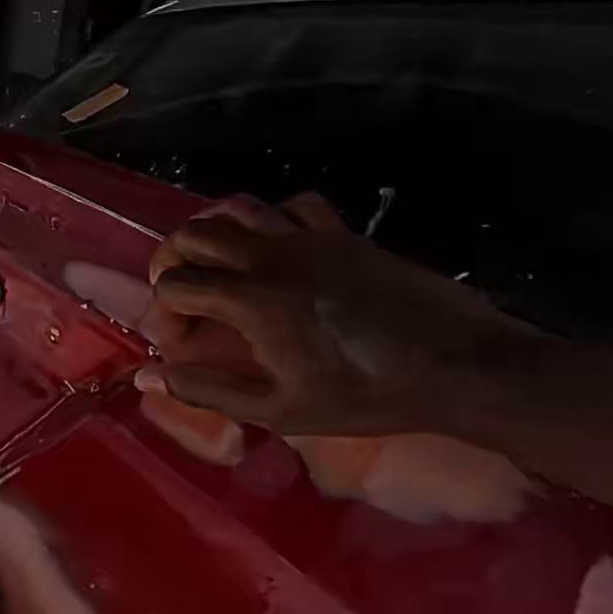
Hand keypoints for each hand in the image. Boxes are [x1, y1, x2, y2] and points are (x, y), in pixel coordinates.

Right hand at [136, 193, 540, 437]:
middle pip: (193, 234)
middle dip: (172, 261)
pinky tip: (274, 246)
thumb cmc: (365, 395)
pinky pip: (293, 204)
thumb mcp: (276, 410)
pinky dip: (270, 218)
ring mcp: (309, 240)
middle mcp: (270, 258)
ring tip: (216, 262)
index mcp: (250, 300)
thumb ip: (205, 389)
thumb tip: (147, 377)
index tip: (180, 337)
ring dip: (213, 233)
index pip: (174, 284)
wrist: (465, 369)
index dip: (163, 310)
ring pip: (236, 208)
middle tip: (182, 291)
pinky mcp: (344, 235)